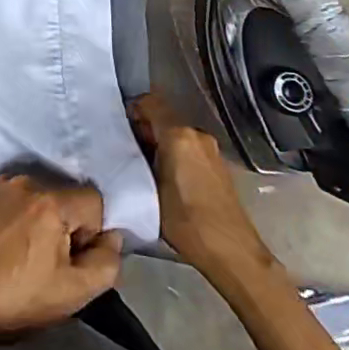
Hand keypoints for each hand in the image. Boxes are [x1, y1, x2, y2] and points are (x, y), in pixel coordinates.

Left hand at [0, 174, 122, 349]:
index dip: (89, 236)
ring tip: (27, 252)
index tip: (69, 262)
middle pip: (70, 197)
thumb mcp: (73, 294)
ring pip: (46, 195)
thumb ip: (107, 263)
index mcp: (52, 202)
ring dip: (46, 218)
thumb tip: (112, 237)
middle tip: (48, 262)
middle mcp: (29, 181)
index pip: (95, 203)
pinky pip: (22, 195)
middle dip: (68, 226)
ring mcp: (5, 183)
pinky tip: (11, 239)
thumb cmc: (15, 301)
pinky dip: (24, 212)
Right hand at [129, 93, 273, 277]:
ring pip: (179, 134)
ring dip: (161, 143)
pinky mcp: (218, 162)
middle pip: (166, 118)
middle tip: (128, 153)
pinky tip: (169, 179)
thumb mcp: (150, 191)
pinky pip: (191, 147)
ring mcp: (211, 148)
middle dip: (146, 130)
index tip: (120, 129)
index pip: (152, 103)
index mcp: (179, 135)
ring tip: (146, 169)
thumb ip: (139, 163)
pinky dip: (177, 154)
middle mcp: (197, 133)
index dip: (134, 110)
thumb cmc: (185, 220)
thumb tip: (131, 151)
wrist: (228, 246)